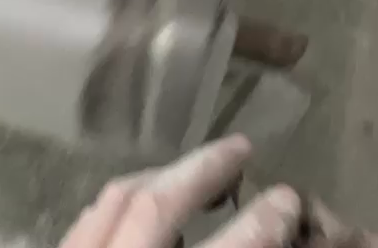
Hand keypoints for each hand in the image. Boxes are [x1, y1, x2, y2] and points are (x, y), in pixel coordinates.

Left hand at [60, 135, 300, 247]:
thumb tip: (266, 230)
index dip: (259, 225)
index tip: (289, 198)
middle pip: (155, 203)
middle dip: (202, 168)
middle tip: (240, 147)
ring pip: (115, 198)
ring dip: (162, 176)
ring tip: (197, 170)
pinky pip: (88, 219)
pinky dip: (122, 200)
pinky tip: (143, 198)